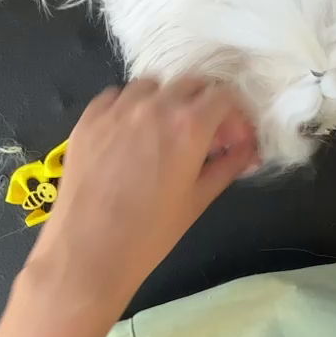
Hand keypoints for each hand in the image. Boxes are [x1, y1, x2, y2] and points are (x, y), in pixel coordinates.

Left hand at [24, 78, 258, 307]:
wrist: (88, 252)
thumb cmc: (150, 234)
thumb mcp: (198, 200)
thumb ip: (228, 166)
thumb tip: (247, 150)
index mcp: (189, 125)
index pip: (225, 96)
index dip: (236, 117)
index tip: (234, 141)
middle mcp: (154, 105)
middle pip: (192, 84)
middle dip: (206, 106)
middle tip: (205, 139)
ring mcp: (117, 108)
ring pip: (152, 86)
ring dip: (167, 102)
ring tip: (164, 135)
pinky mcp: (89, 118)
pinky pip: (117, 96)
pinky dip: (131, 107)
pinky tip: (130, 135)